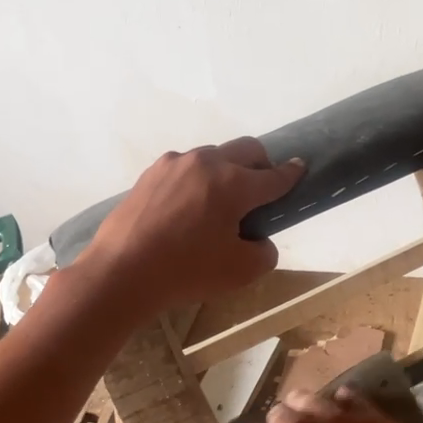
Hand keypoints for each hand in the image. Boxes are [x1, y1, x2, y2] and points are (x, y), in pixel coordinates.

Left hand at [77, 138, 304, 312]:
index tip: (301, 168)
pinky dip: (197, 181)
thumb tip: (259, 239)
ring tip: (220, 204)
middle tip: (263, 189)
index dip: (291, 175)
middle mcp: (205, 163)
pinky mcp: (149, 175)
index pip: (273, 176)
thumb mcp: (241, 271)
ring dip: (227, 172)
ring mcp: (173, 165)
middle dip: (262, 164)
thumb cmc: (187, 271)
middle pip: (246, 150)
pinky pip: (185, 170)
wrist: (121, 272)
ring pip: (213, 157)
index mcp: (233, 184)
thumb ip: (264, 251)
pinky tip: (188, 209)